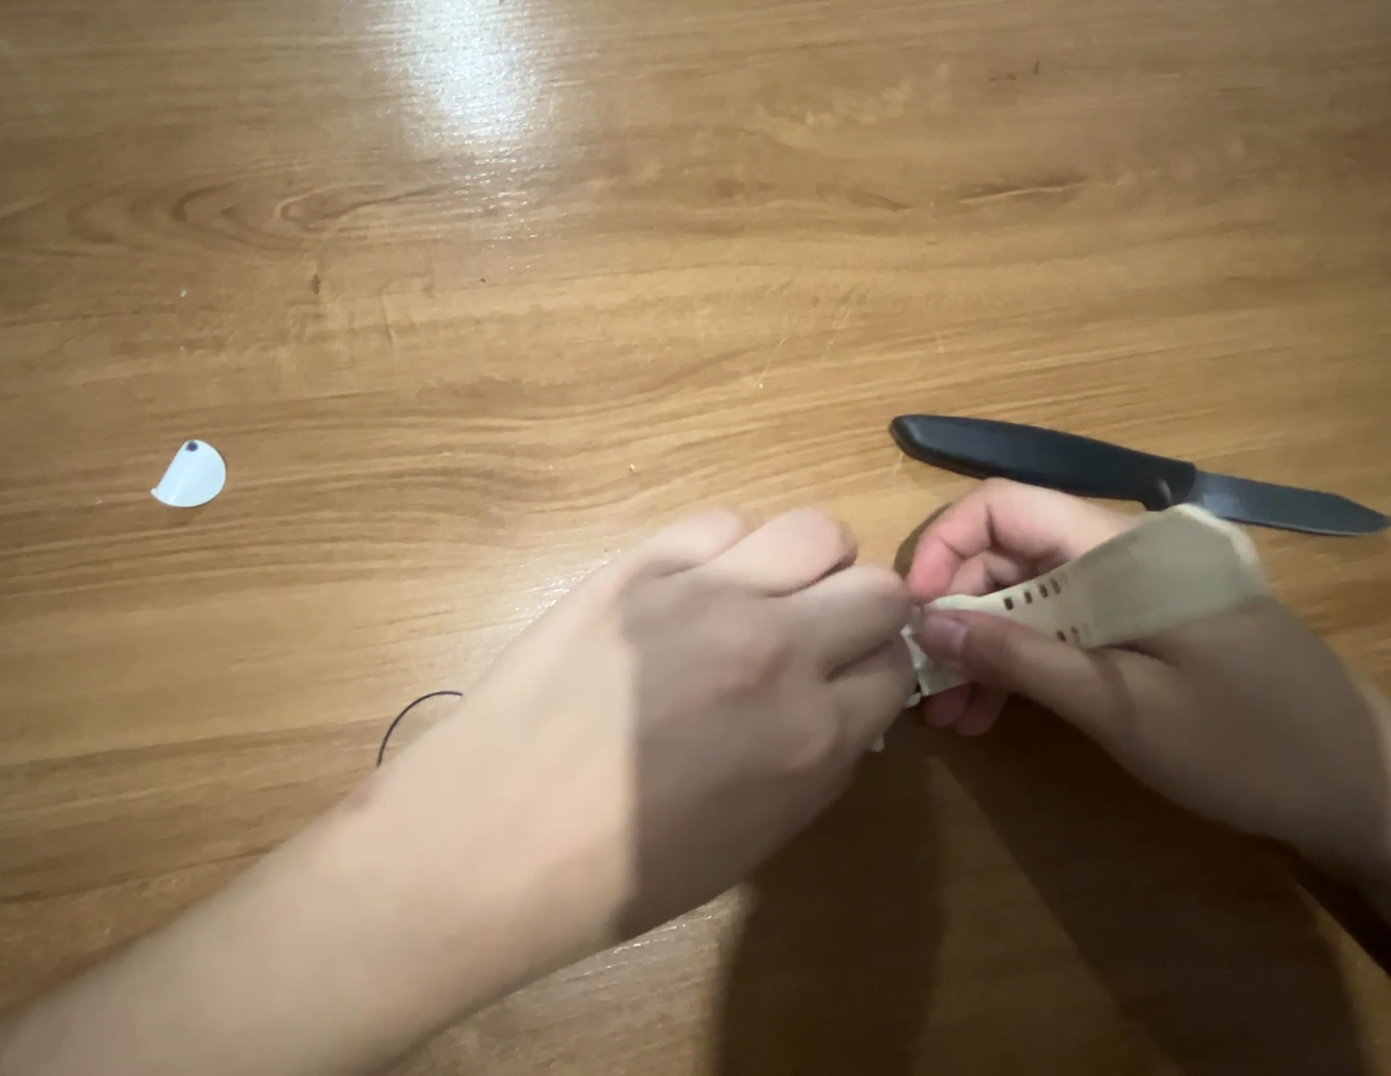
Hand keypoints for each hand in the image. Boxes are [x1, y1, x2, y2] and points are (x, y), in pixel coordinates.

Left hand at [368, 508, 914, 972]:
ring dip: (811, 565)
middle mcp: (775, 649)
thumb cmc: (627, 867)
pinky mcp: (640, 567)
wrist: (494, 834)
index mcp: (813, 736)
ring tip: (769, 593)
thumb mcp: (758, 834)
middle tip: (821, 632)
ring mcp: (704, 596)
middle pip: (879, 588)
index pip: (896, 665)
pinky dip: (730, 550)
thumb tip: (847, 699)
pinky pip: (720, 523)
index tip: (853, 676)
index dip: (878, 671)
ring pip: (815, 531)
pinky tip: (700, 585)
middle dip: (866, 612)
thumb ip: (821, 756)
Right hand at [907, 479, 1390, 867]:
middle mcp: (1118, 555)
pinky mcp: (1132, 630)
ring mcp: (1125, 593)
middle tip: (920, 679)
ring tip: (947, 714)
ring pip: (1023, 597)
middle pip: (1006, 553)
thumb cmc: (1250, 745)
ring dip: (977, 647)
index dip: (945, 544)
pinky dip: (1015, 665)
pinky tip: (985, 714)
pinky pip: (1054, 630)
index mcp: (1122, 548)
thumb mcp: (1121, 706)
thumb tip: (923, 619)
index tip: (913, 610)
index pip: (1005, 504)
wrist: (1371, 796)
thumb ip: (1018, 657)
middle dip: (953, 611)